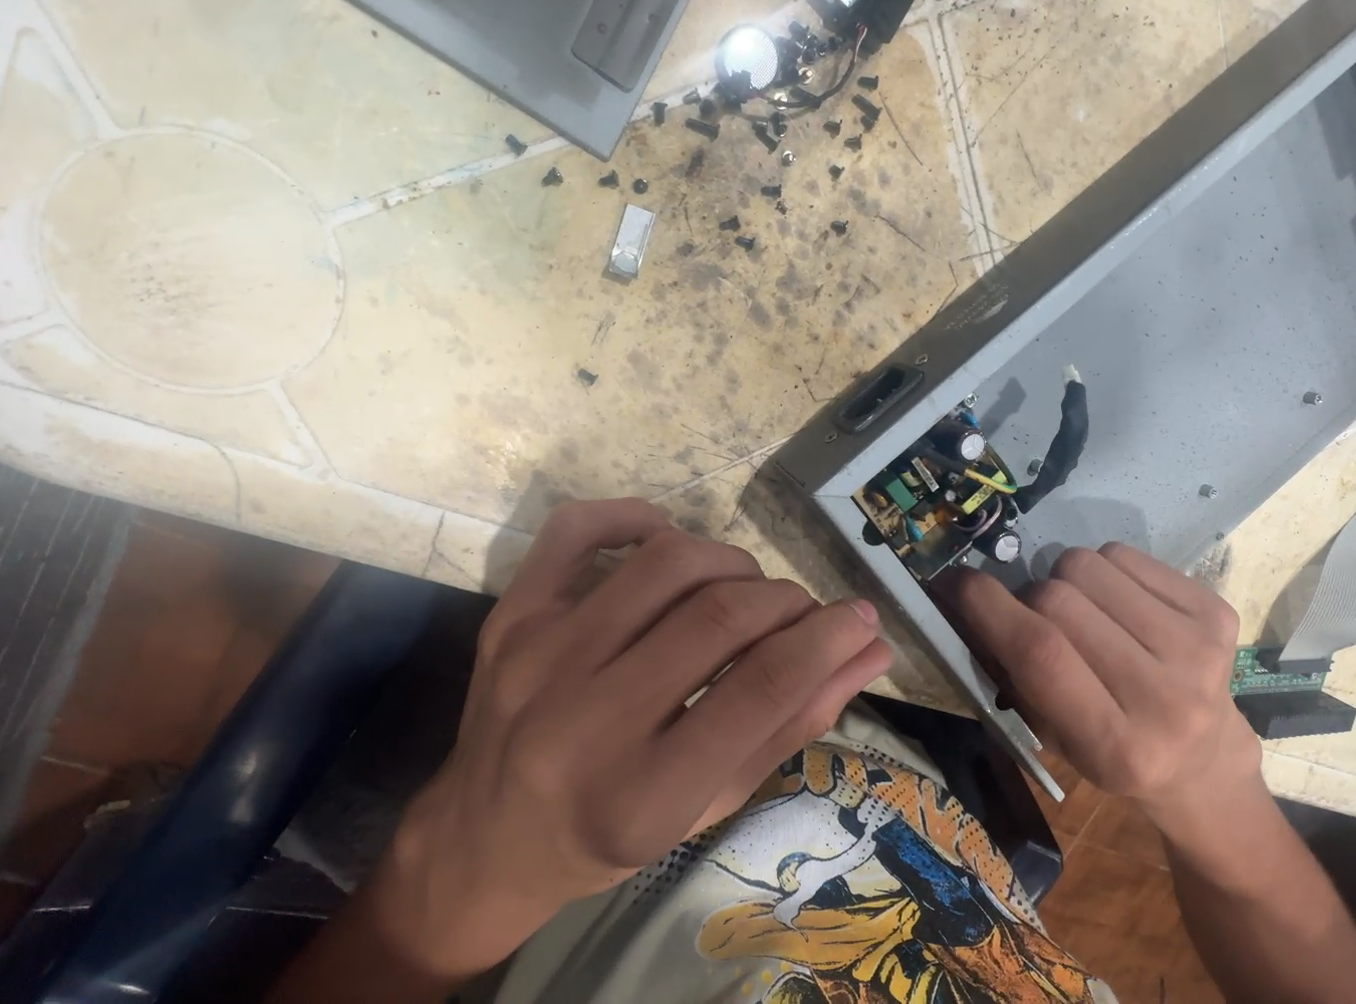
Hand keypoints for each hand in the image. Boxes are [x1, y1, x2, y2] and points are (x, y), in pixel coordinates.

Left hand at [372, 499, 891, 978]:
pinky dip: (635, 516)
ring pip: (664, 563)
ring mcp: (538, 656)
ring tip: (744, 591)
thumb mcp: (709, 805)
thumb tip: (868, 651)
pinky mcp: (510, 616)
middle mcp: (585, 719)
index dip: (826, 641)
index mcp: (642, 794)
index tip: (860, 619)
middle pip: (718, 618)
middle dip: (785, 602)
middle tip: (804, 612)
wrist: (488, 840)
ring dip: (729, 563)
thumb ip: (792, 726)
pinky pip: (577, 529)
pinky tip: (668, 538)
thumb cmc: (610, 837)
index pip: (760, 688)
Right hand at [938, 543, 1257, 821]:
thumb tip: (963, 597)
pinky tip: (1115, 607)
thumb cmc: (1108, 751)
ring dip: (1065, 580)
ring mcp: (1200, 651)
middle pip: (1059, 599)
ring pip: (1089, 565)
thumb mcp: (1048, 733)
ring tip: (1080, 615)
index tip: (954, 582)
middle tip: (1030, 618)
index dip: (987, 606)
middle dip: (1026, 598)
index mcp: (1115, 746)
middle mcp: (1166, 700)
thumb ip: (1007, 670)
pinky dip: (1103, 570)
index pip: (1039, 653)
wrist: (1202, 762)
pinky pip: (1125, 554)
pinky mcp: (1218, 613)